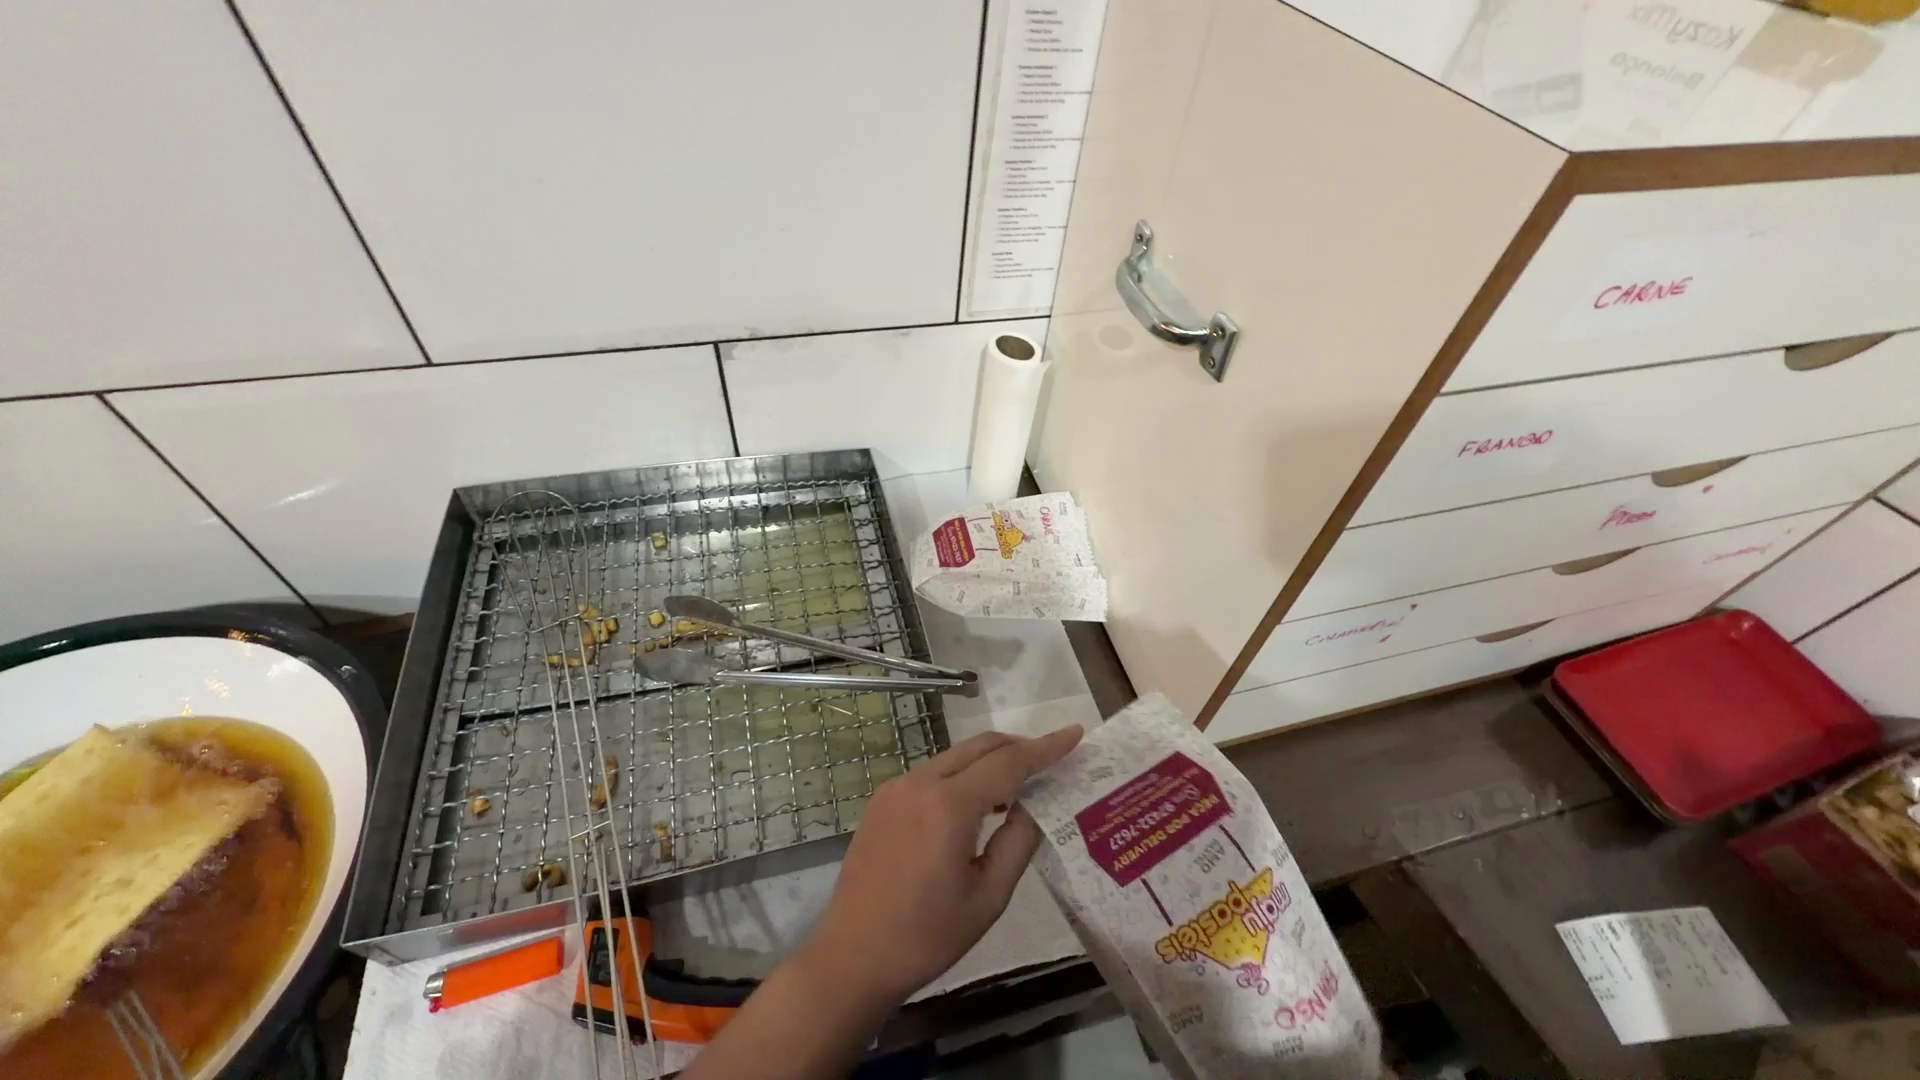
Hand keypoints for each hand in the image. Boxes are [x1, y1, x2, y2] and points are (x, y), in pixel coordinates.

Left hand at [797, 726, 1083, 1006]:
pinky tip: (977, 803)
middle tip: (1053, 760)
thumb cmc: (927, 936)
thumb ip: (1019, 842)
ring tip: (1021, 785)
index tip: (1075, 732)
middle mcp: (919, 783)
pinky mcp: (882, 801)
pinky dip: (962, 775)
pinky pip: (932, 773)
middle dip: (1019, 747)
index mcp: (948, 805)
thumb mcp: (989, 896)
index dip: (1046, 748)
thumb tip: (1033, 804)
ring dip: (990, 761)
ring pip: (954, 756)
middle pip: (980, 747)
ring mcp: (895, 788)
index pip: (1008, 762)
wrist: (853, 957)